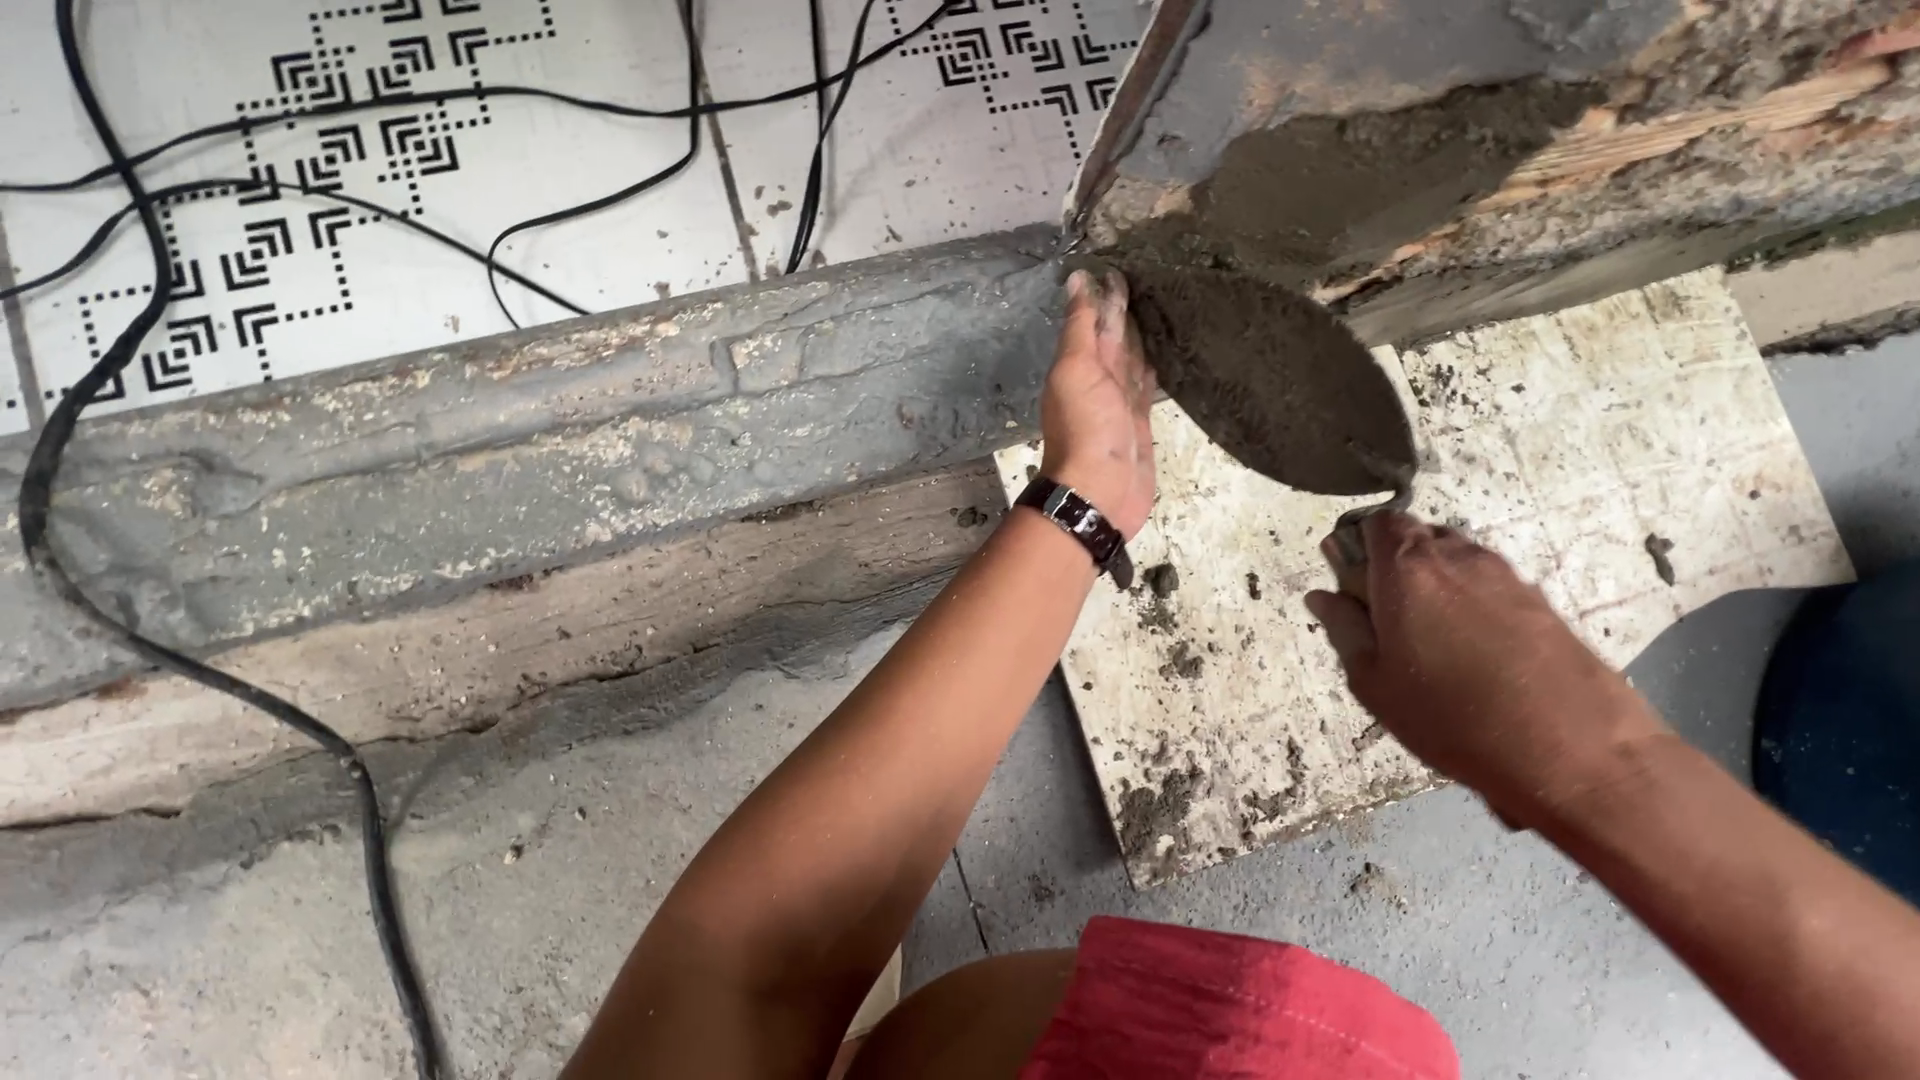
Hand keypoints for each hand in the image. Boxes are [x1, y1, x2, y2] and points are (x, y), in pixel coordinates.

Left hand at [1040, 269, 1156, 539]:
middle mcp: (1098, 380)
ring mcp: (1120, 403)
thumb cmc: (1086, 427)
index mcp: (1078, 365)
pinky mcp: (1141, 422)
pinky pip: (1148, 386)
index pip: (1093, 320)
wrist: (1101, 490)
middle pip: (1114, 337)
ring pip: (1132, 359)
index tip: (1118, 265)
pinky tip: (1169, 350)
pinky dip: (1155, 366)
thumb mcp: (1075, 370)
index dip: (1104, 295)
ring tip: (1163, 304)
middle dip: (1124, 310)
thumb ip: (1079, 328)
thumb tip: (1076, 281)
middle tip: (1147, 275)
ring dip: (1143, 334)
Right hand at [1304, 512, 1669, 828]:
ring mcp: (1504, 575)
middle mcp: (1456, 556)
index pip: (1375, 523)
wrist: (1576, 750)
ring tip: (1426, 636)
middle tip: (1382, 616)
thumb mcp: (1374, 682)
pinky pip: (1485, 582)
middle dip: (1391, 564)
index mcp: (1406, 568)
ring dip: (1430, 581)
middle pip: (1414, 536)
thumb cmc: (1452, 716)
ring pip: (1452, 559)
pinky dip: (1467, 599)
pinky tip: (1469, 649)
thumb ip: (1343, 629)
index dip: (1357, 545)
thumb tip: (1322, 596)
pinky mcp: (1539, 600)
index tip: (1349, 584)